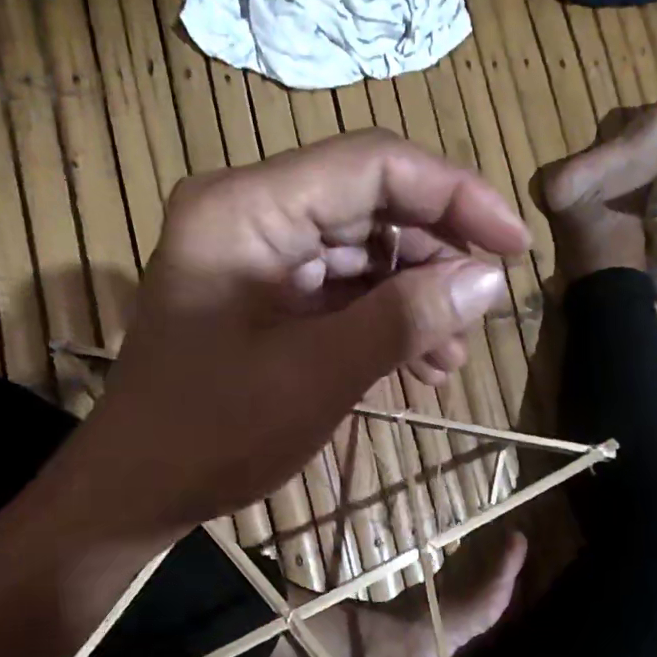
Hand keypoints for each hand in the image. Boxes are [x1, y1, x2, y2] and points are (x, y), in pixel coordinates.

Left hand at [45, 130, 530, 540]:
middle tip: (482, 312)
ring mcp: (270, 250)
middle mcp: (259, 211)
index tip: (516, 245)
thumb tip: (492, 279)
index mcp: (250, 209)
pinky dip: (398, 316)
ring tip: (452, 354)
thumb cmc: (213, 433)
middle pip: (381, 202)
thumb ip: (406, 318)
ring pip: (377, 246)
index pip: (375, 165)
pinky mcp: (281, 288)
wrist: (141, 490)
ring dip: (425, 294)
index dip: (457, 194)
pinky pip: (357, 284)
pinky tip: (425, 365)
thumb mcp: (319, 375)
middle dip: (442, 256)